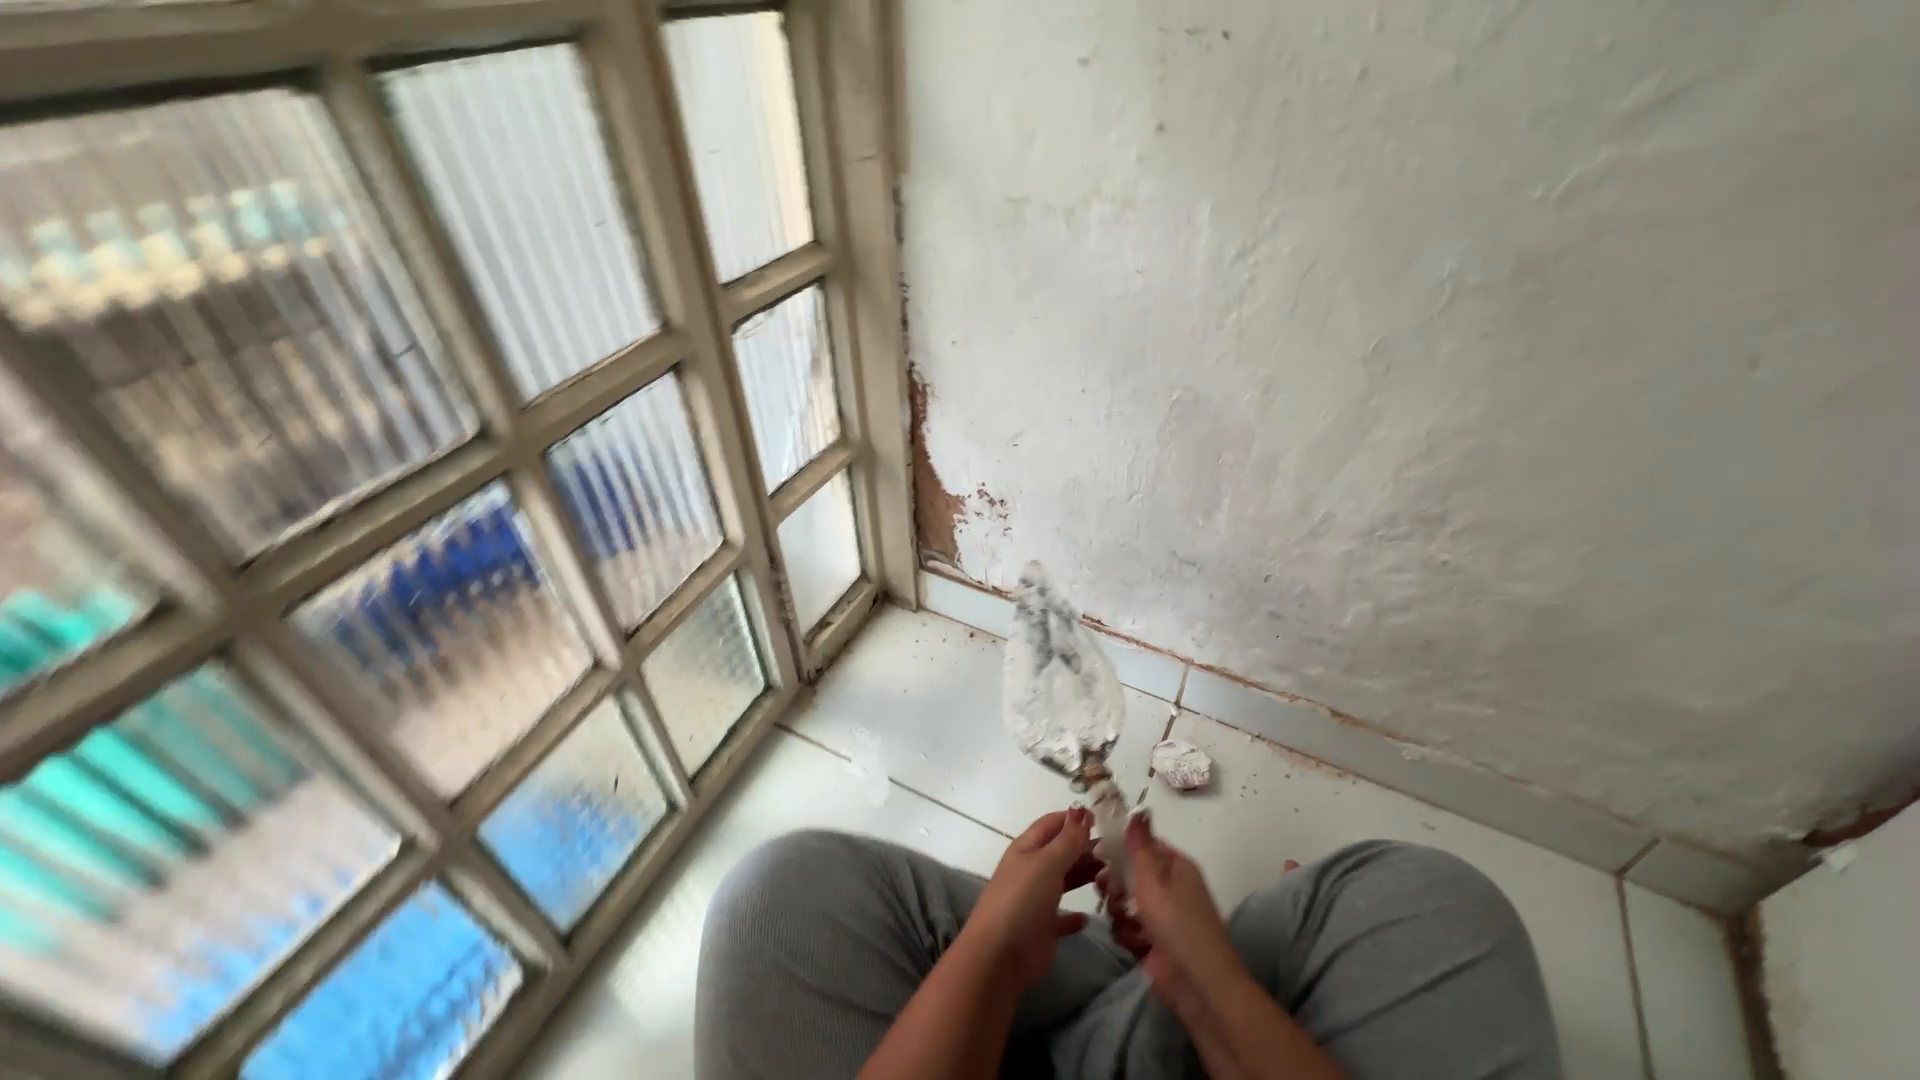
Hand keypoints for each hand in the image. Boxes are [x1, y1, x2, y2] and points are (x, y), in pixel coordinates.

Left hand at [962, 807, 1100, 988]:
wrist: (1000, 956)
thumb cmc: (1022, 900)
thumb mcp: (1046, 863)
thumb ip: (1067, 840)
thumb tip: (1081, 810)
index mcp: (1027, 848)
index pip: (1052, 824)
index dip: (1075, 819)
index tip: (1106, 820)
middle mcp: (1031, 870)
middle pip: (1062, 852)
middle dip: (1087, 848)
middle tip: (1120, 851)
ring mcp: (1036, 899)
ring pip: (1065, 881)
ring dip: (1086, 876)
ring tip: (1115, 876)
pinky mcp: (1043, 928)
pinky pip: (1063, 917)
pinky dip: (1076, 916)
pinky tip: (1090, 917)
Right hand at [1104, 813, 1293, 1016]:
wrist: (1196, 981)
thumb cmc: (1176, 921)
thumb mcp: (1154, 877)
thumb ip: (1140, 844)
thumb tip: (1138, 809)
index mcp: (1174, 865)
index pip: (1142, 845)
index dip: (1120, 847)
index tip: (1099, 852)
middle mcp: (1167, 887)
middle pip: (1127, 873)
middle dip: (1114, 883)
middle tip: (1108, 889)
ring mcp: (1158, 915)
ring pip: (1122, 901)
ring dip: (1120, 911)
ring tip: (1130, 922)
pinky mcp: (1149, 940)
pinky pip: (1125, 926)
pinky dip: (1127, 933)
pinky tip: (1135, 942)